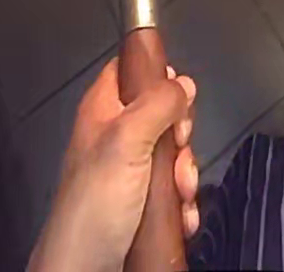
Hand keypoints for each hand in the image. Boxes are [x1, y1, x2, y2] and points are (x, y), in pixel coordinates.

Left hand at [28, 58, 198, 271]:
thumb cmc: (98, 201)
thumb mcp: (127, 139)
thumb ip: (159, 102)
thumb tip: (184, 83)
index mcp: (103, 109)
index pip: (130, 68)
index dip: (156, 73)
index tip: (177, 92)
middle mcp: (115, 135)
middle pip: (161, 110)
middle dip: (181, 130)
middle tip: (179, 144)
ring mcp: (128, 173)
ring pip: (172, 151)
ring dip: (185, 172)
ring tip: (181, 193)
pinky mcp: (140, 206)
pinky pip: (172, 188)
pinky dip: (183, 200)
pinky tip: (183, 215)